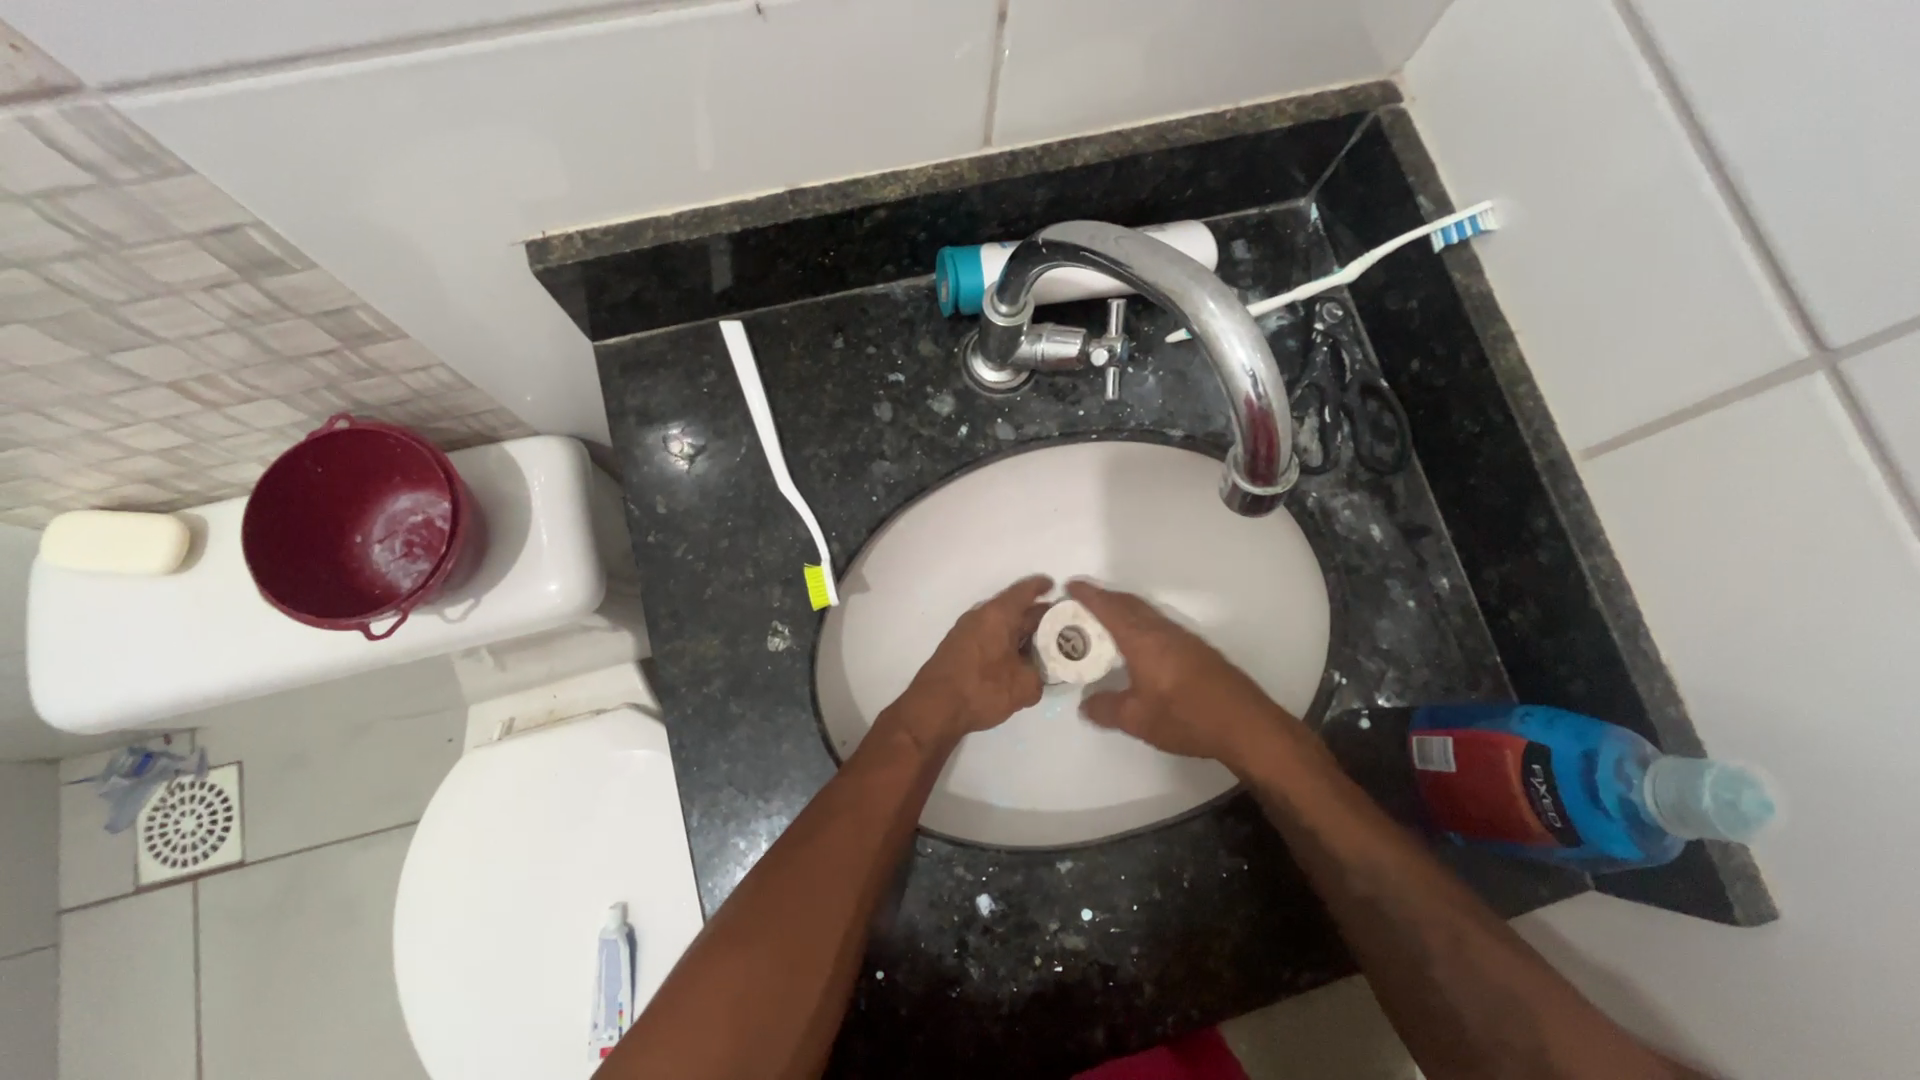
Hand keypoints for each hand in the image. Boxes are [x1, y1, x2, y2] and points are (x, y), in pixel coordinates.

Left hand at [883, 575, 1052, 750]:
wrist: (934, 708)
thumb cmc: (982, 689)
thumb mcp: (1023, 686)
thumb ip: (1039, 675)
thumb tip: (1039, 673)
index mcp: (998, 615)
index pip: (1024, 591)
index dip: (1041, 587)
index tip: (1055, 588)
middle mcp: (981, 616)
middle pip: (1014, 608)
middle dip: (1037, 615)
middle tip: (1059, 624)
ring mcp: (967, 632)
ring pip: (1001, 624)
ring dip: (1020, 631)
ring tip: (1042, 644)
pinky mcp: (959, 648)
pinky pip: (989, 636)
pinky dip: (1005, 642)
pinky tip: (1016, 660)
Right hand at [1067, 580, 1296, 770]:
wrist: (1244, 724)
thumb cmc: (1185, 717)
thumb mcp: (1137, 719)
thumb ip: (1107, 709)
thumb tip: (1086, 704)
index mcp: (1142, 640)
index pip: (1109, 608)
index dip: (1088, 596)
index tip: (1070, 586)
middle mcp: (1163, 631)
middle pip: (1130, 604)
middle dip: (1105, 598)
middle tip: (1083, 602)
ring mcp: (1184, 639)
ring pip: (1147, 613)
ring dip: (1125, 610)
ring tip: (1106, 620)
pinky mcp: (1198, 651)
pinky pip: (1160, 625)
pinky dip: (1141, 623)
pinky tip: (1140, 643)